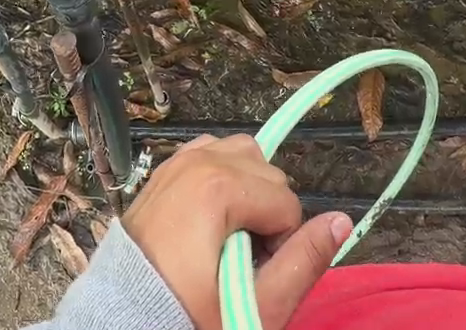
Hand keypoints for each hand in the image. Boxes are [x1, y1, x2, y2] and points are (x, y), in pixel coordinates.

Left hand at [121, 135, 351, 329]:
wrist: (122, 318)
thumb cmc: (188, 314)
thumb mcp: (255, 305)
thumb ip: (304, 261)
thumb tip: (343, 220)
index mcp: (219, 186)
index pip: (286, 203)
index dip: (281, 245)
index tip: (253, 275)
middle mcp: (199, 159)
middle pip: (267, 173)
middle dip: (267, 215)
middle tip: (241, 260)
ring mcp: (179, 158)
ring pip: (243, 154)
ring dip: (249, 189)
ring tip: (229, 237)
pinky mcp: (167, 166)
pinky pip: (213, 152)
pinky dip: (223, 176)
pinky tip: (211, 217)